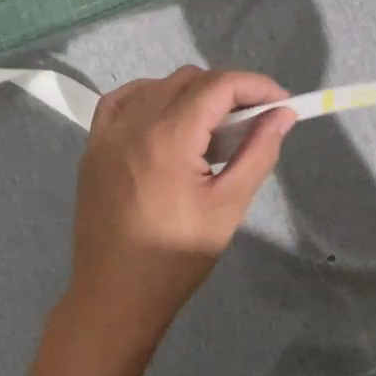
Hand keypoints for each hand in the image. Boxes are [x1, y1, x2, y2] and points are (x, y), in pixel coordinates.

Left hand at [68, 67, 297, 346]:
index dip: (256, 85)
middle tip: (253, 123)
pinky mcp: (93, 148)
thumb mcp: (228, 206)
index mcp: (168, 137)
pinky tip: (167, 120)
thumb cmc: (177, 258)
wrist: (115, 295)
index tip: (282, 103)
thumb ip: (258, 153)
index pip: (218, 85)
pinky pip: (122, 102)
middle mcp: (134, 123)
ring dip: (191, 94)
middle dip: (228, 91)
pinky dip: (150, 98)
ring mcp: (107, 134)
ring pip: (156, 86)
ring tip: (213, 130)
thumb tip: (282, 115)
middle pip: (189, 80)